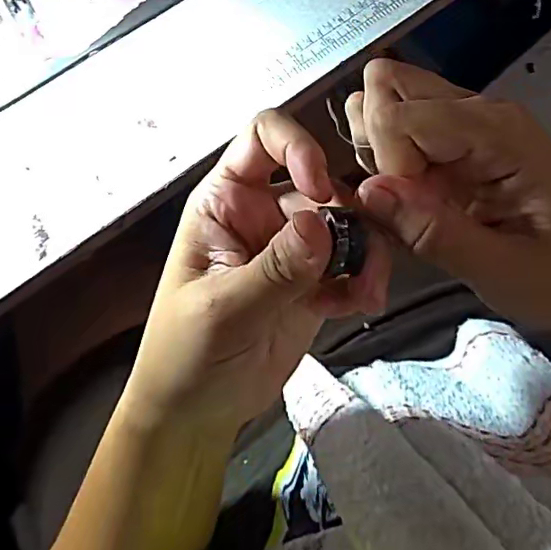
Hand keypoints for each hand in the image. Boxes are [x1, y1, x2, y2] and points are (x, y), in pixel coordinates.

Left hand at [122, 110, 390, 434]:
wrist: (196, 411)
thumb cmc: (184, 350)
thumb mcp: (223, 308)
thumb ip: (274, 268)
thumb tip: (320, 224)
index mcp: (225, 199)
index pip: (261, 138)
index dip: (295, 146)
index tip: (320, 185)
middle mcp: (259, 212)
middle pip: (318, 183)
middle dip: (348, 214)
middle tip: (364, 257)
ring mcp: (288, 247)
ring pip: (344, 224)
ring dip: (365, 252)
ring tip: (365, 291)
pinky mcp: (311, 282)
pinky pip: (351, 265)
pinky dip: (362, 281)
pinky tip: (354, 306)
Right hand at [345, 59, 550, 331]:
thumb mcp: (506, 272)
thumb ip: (434, 232)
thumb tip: (367, 192)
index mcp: (496, 131)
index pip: (396, 114)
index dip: (386, 163)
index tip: (414, 209)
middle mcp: (475, 109)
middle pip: (385, 83)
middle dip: (371, 139)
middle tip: (402, 192)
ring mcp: (463, 116)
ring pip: (382, 97)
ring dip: (375, 145)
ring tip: (411, 194)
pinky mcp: (453, 133)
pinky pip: (394, 121)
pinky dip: (384, 154)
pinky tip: (414, 194)